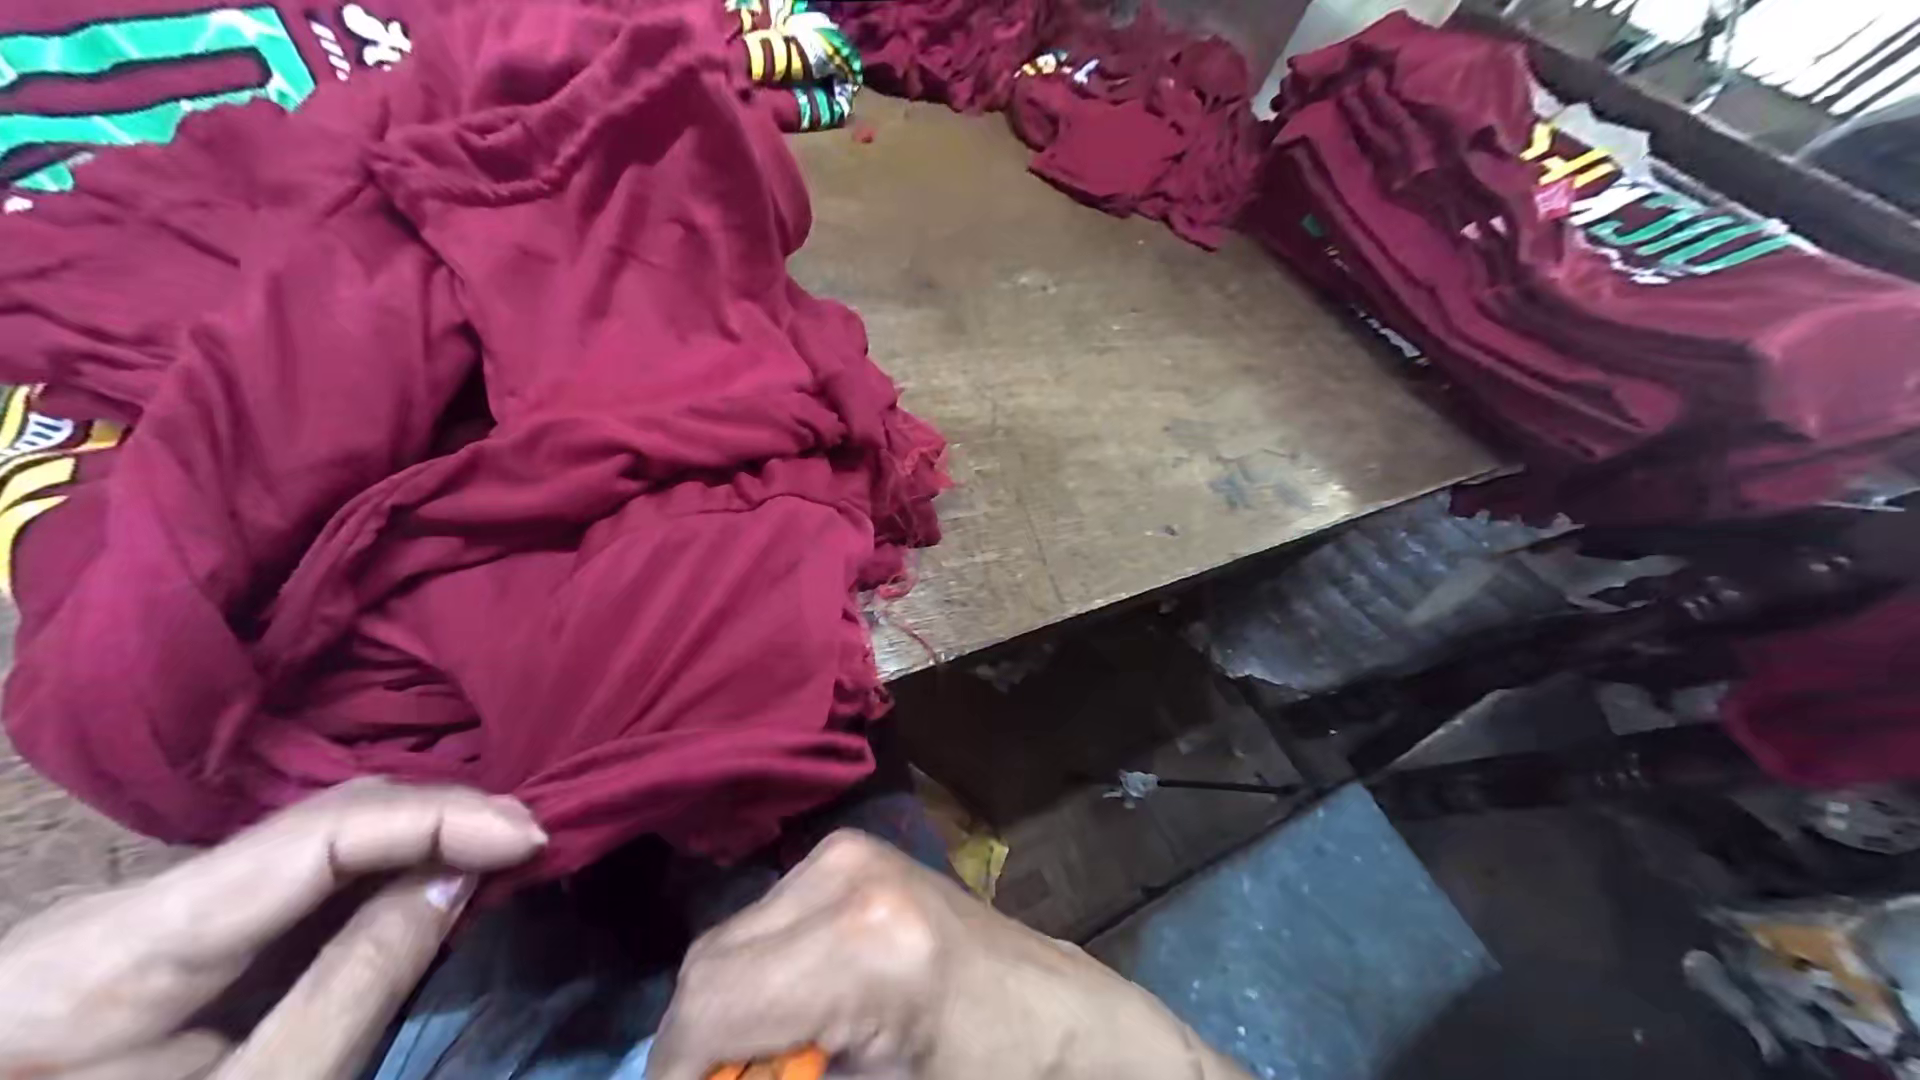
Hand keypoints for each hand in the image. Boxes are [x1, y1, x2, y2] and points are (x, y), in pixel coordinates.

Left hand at [0, 778, 547, 1079]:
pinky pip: (310, 868)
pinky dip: (390, 863)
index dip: (436, 819)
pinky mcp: (185, 926)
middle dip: (441, 821)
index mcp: (109, 953)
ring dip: (425, 836)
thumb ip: (360, 983)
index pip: (312, 836)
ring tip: (501, 850)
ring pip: (323, 833)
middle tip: (528, 840)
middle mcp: (131, 903)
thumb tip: (464, 871)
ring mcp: (157, 908)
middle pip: (321, 820)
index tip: (529, 836)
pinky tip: (440, 871)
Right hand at [647, 830, 1248, 1079]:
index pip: (709, 1002)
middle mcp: (849, 876)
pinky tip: (804, 1006)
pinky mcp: (851, 849)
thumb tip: (708, 1077)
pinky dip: (764, 972)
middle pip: (710, 962)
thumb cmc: (987, 1078)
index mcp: (864, 947)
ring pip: (731, 936)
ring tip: (777, 1055)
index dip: (679, 1074)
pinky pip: (768, 917)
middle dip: (702, 1044)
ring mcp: (850, 851)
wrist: (1055, 1014)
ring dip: (733, 1007)